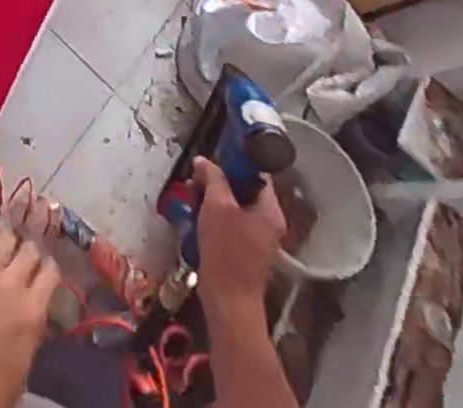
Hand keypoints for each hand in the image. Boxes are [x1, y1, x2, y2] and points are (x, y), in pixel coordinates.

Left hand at [0, 212, 60, 407]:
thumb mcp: (23, 363)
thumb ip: (31, 328)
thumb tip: (33, 311)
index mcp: (33, 310)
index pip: (50, 272)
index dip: (46, 268)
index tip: (42, 269)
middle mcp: (14, 281)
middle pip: (29, 250)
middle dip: (27, 252)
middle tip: (20, 255)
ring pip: (6, 237)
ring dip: (6, 240)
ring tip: (2, 241)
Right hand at [193, 157, 284, 314]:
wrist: (227, 301)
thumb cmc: (226, 251)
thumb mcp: (217, 206)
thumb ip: (212, 178)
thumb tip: (203, 161)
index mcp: (270, 211)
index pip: (257, 175)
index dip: (235, 164)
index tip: (212, 161)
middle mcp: (268, 223)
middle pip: (243, 190)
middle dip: (217, 183)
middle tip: (196, 180)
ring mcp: (256, 238)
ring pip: (233, 207)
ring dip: (211, 199)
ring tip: (191, 198)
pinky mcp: (243, 250)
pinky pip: (229, 224)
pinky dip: (213, 217)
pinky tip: (196, 217)